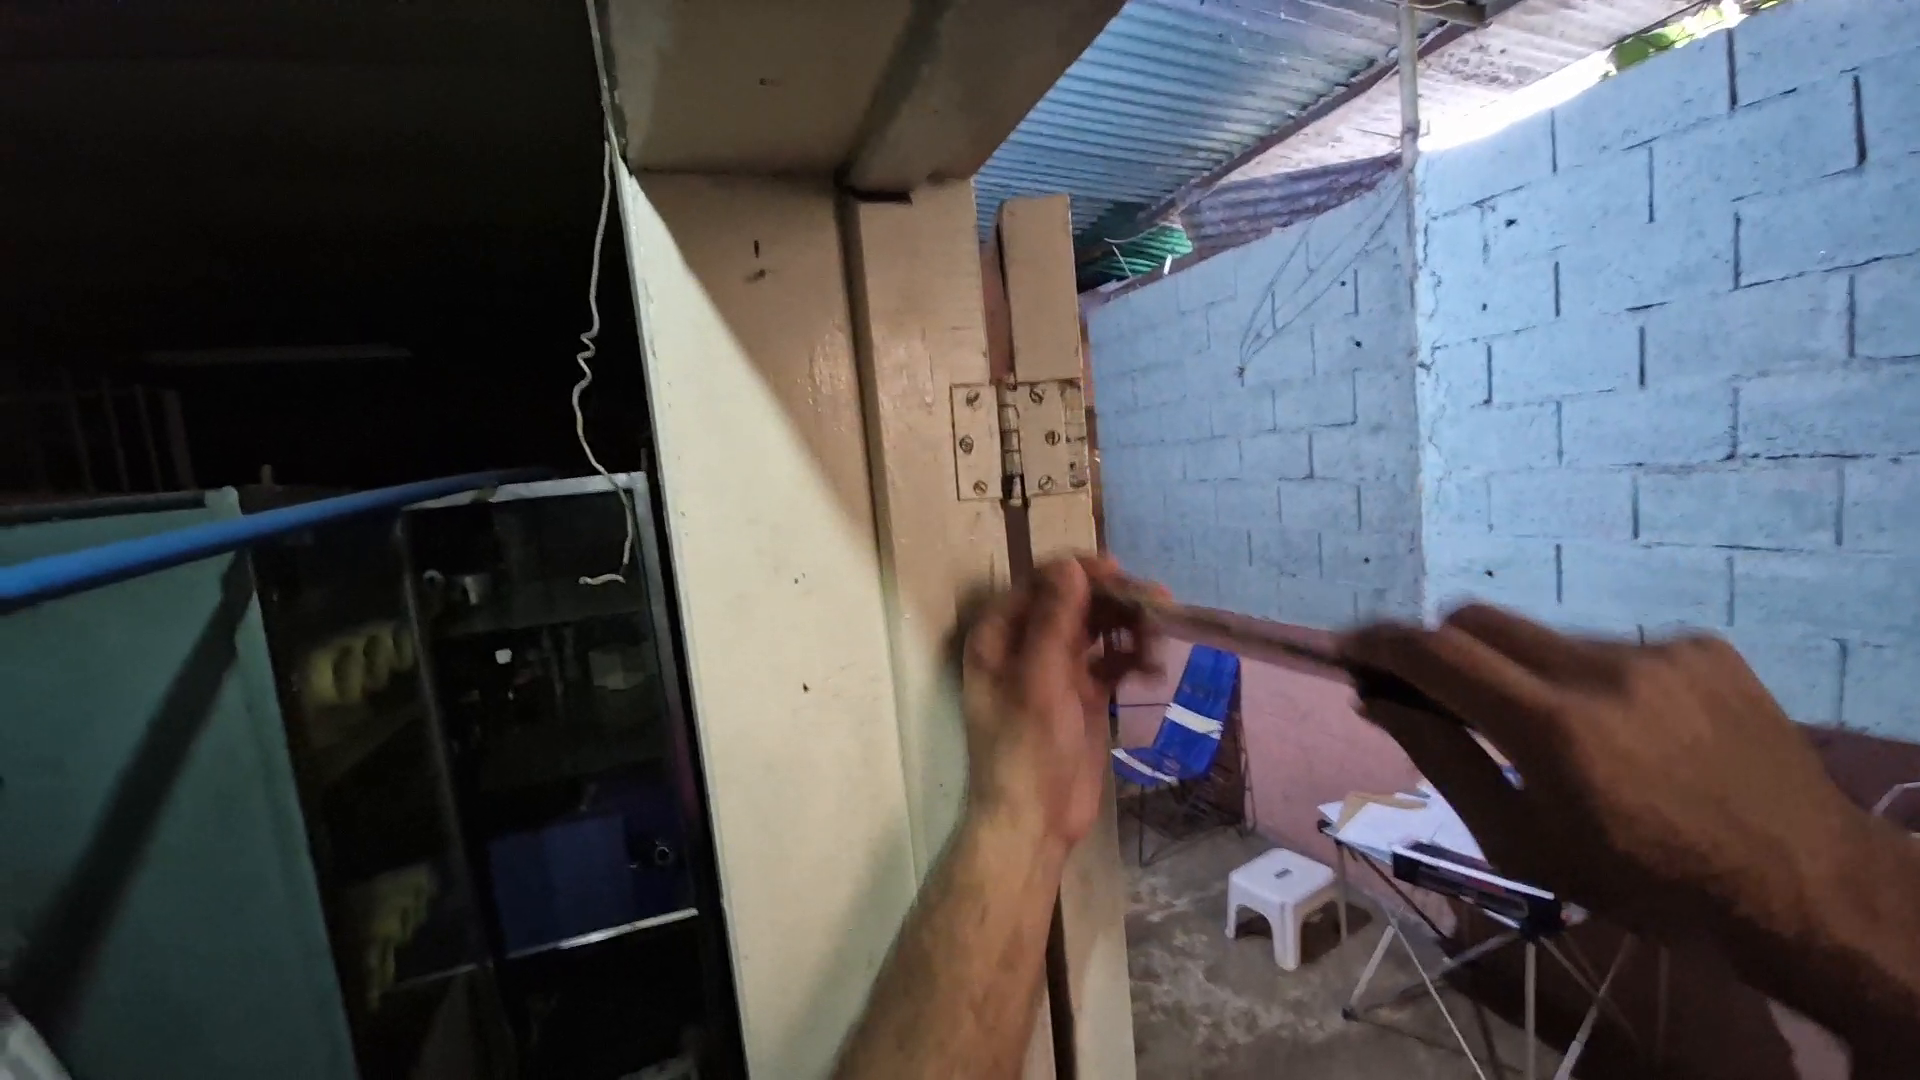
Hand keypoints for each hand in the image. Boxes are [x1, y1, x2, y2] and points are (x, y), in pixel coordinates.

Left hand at [960, 556, 1153, 849]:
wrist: (1035, 823)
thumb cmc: (1026, 751)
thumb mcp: (1038, 681)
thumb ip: (1052, 621)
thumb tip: (1071, 565)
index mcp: (999, 634)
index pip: (1042, 583)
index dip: (1081, 574)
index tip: (1123, 575)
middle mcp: (1024, 643)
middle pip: (1073, 601)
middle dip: (1114, 599)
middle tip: (1159, 605)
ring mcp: (1055, 668)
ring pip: (1095, 628)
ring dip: (1127, 626)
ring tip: (1160, 637)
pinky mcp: (1081, 693)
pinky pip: (1108, 660)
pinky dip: (1130, 656)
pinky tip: (1152, 664)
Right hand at [1340, 605, 1860, 949]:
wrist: (1812, 889)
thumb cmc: (1640, 881)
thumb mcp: (1517, 840)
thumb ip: (1438, 757)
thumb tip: (1374, 699)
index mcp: (1553, 730)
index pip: (1435, 652)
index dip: (1379, 642)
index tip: (1348, 648)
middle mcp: (1602, 671)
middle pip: (1474, 619)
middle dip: (1435, 646)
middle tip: (1430, 688)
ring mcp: (1659, 651)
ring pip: (1537, 635)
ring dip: (1513, 670)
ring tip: (1547, 728)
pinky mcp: (1702, 646)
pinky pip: (1602, 644)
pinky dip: (1580, 677)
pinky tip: (1619, 726)